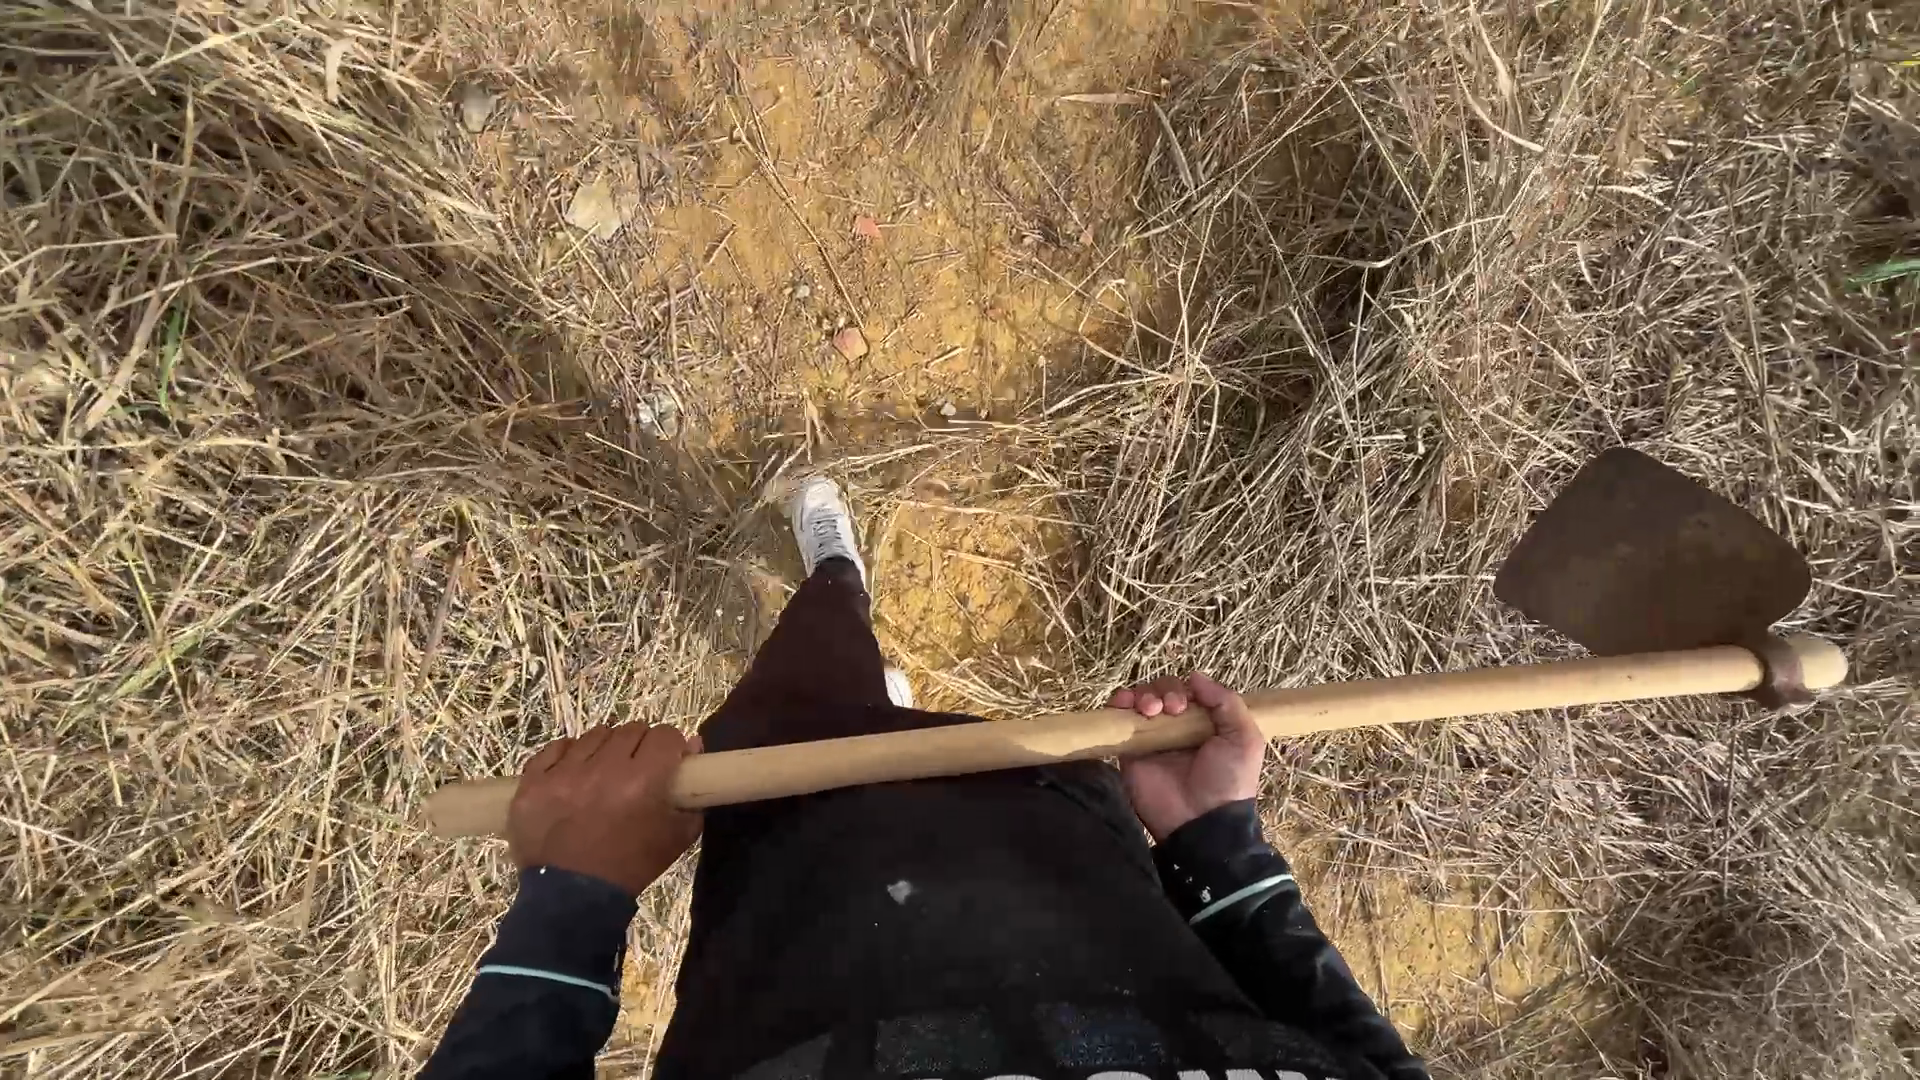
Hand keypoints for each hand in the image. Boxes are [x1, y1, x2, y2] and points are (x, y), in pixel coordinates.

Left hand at [507, 723, 703, 896]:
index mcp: (643, 781)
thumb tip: (693, 744)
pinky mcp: (531, 785)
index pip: (665, 735)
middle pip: (631, 730)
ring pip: (594, 735)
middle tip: (637, 766)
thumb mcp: (679, 834)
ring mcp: (563, 776)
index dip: (671, 746)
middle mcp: (603, 771)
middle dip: (640, 745)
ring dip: (605, 748)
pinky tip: (575, 772)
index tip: (668, 760)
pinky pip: (555, 749)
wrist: (572, 900)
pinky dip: (569, 755)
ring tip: (604, 771)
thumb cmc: (632, 865)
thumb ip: (694, 791)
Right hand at [1112, 672, 1263, 841]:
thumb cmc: (1227, 780)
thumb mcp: (1244, 739)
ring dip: (1143, 695)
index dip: (1183, 689)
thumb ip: (1226, 702)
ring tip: (1149, 710)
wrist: (1200, 821)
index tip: (1184, 704)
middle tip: (1169, 709)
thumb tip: (1195, 676)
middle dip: (1163, 691)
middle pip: (1161, 690)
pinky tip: (1125, 705)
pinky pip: (1119, 718)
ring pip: (1140, 699)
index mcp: (1204, 722)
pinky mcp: (1130, 749)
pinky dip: (1119, 704)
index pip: (1188, 690)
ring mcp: (1151, 737)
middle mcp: (1176, 726)